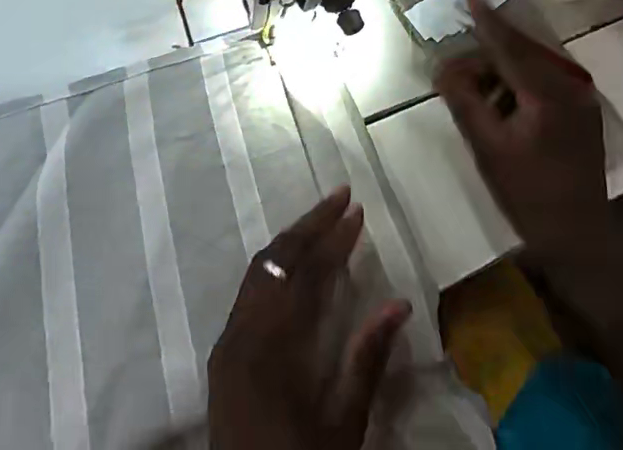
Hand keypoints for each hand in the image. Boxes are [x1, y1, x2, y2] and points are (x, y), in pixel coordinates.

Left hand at [208, 187, 411, 449]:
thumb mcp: (344, 425)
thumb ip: (368, 360)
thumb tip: (399, 304)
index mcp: (273, 344)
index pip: (307, 273)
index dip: (333, 239)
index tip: (356, 211)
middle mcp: (243, 329)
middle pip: (276, 258)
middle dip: (310, 224)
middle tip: (341, 197)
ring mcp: (227, 337)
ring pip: (258, 270)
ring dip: (290, 241)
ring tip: (322, 220)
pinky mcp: (223, 350)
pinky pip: (248, 291)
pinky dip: (274, 267)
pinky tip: (293, 264)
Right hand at [436, 0, 612, 260]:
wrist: (576, 236)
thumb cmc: (526, 191)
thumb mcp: (486, 144)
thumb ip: (463, 98)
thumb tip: (443, 67)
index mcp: (549, 94)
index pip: (510, 47)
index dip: (487, 21)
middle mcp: (572, 88)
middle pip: (520, 54)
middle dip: (485, 57)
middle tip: (453, 74)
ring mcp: (581, 101)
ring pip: (530, 68)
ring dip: (499, 74)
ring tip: (474, 99)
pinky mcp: (581, 113)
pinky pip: (542, 83)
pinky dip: (516, 86)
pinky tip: (498, 107)